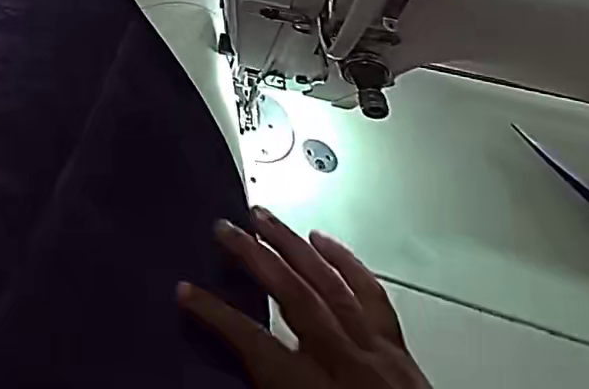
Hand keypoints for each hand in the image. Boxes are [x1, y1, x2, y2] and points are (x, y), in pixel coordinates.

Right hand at [178, 208, 429, 388]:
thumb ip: (264, 388)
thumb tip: (232, 364)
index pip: (254, 344)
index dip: (215, 313)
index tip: (186, 291)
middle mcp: (348, 366)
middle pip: (294, 295)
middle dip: (254, 256)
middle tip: (224, 228)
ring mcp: (379, 354)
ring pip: (329, 283)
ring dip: (291, 244)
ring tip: (262, 216)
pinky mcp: (401, 352)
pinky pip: (372, 294)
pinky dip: (346, 262)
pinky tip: (322, 239)